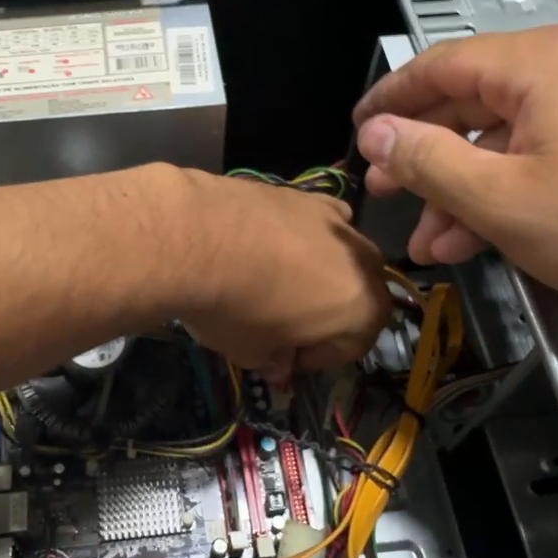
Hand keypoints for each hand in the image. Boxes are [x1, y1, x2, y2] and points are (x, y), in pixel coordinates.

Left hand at [167, 169, 389, 380]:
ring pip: (341, 254)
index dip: (315, 357)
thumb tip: (277, 364)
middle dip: (328, 311)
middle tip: (286, 322)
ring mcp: (334, 220)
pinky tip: (271, 242)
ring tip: (275, 280)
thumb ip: (274, 361)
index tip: (283, 358)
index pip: (352, 344)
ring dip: (320, 272)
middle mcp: (361, 260)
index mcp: (361, 307)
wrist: (196, 235)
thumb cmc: (234, 307)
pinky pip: (317, 221)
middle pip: (356, 293)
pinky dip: (304, 235)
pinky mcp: (304, 193)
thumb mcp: (251, 352)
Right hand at [352, 26, 557, 322]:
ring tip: (432, 240)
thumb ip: (427, 161)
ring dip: (465, 185)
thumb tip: (376, 133)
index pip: (441, 65)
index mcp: (543, 62)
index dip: (391, 100)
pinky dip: (511, 185)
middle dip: (426, 155)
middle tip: (387, 193)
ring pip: (510, 134)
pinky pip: (549, 148)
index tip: (357, 132)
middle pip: (475, 100)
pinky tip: (482, 234)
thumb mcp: (500, 200)